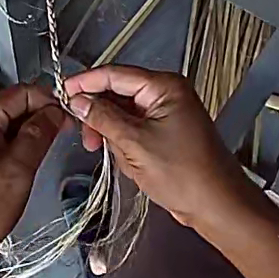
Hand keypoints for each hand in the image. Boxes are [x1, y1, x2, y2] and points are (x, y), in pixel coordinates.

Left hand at [0, 83, 67, 277]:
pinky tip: (27, 166)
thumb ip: (39, 133)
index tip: (71, 120)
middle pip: (15, 106)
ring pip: (8, 126)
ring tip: (48, 154)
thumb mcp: (17, 169)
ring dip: (31, 135)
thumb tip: (56, 109)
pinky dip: (16, 148)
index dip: (50, 101)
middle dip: (42, 117)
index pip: (23, 92)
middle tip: (65, 138)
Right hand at [63, 66, 262, 231]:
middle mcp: (167, 93)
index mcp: (164, 86)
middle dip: (100, 115)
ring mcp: (167, 112)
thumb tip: (79, 101)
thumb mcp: (134, 143)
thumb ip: (103, 117)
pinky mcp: (166, 131)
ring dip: (113, 133)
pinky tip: (128, 160)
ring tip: (115, 155)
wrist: (215, 203)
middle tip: (86, 135)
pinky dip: (125, 143)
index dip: (86, 82)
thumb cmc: (184, 173)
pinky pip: (135, 128)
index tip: (62, 91)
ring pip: (124, 113)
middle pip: (118, 93)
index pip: (115, 74)